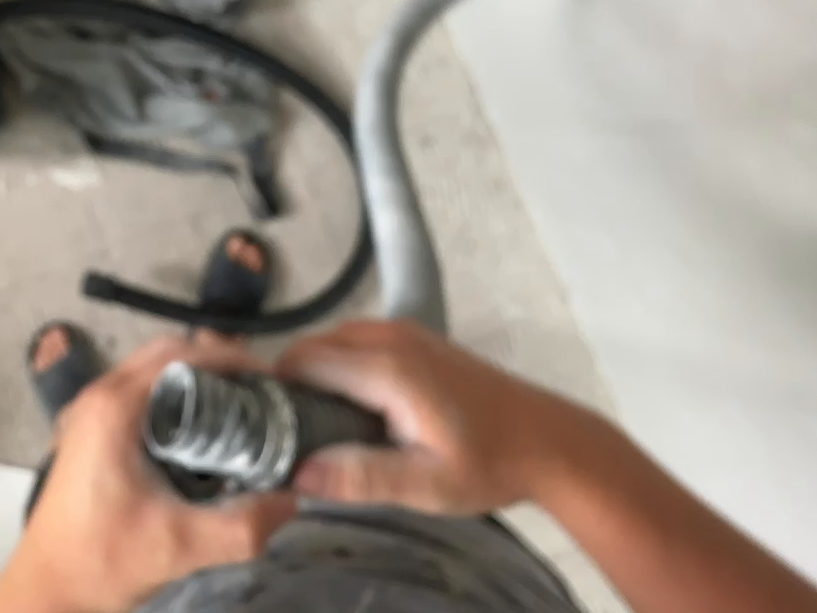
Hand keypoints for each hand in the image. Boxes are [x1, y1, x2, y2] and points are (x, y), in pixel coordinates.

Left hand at [0, 336, 298, 612]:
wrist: (47, 591)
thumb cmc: (100, 563)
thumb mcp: (179, 545)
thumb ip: (241, 526)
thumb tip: (291, 500)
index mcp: (115, 407)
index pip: (179, 354)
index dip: (228, 358)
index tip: (267, 375)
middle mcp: (100, 395)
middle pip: (165, 350)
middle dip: (215, 361)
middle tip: (257, 387)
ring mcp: (91, 409)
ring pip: (151, 367)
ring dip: (193, 374)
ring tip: (237, 401)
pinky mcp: (92, 427)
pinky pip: (139, 388)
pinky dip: (173, 392)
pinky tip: (200, 426)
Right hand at [276, 319, 602, 514]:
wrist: (549, 440)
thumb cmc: (489, 464)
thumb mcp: (427, 485)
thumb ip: (362, 477)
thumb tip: (298, 473)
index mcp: (387, 368)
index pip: (306, 359)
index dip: (279, 385)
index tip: (268, 419)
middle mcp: (389, 336)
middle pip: (316, 345)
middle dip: (295, 379)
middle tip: (292, 428)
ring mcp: (403, 330)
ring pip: (335, 338)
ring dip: (319, 369)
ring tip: (321, 419)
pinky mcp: (415, 334)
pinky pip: (358, 338)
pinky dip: (342, 361)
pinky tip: (355, 400)